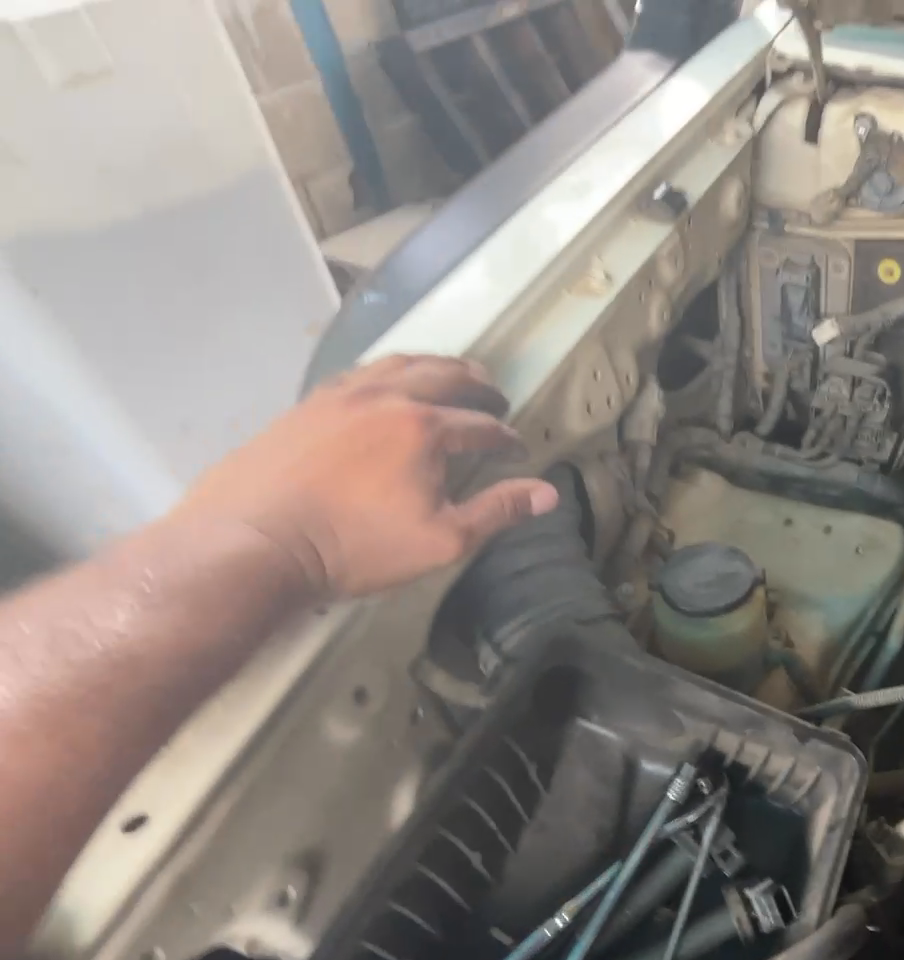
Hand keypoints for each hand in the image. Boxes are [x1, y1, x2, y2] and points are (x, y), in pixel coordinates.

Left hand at [173, 355, 558, 597]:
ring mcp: (338, 397)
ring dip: (434, 367)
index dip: (507, 439)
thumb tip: (550, 493)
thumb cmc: (356, 546)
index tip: (518, 452)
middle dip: (479, 386)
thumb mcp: (444, 539)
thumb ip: (499, 511)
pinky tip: (388, 388)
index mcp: (424, 429)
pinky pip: (358, 374)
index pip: (482, 426)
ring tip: (451, 376)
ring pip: (398, 364)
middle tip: (497, 397)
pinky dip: (388, 373)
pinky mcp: (304, 407)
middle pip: (444, 376)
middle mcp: (385, 399)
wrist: (249, 546)